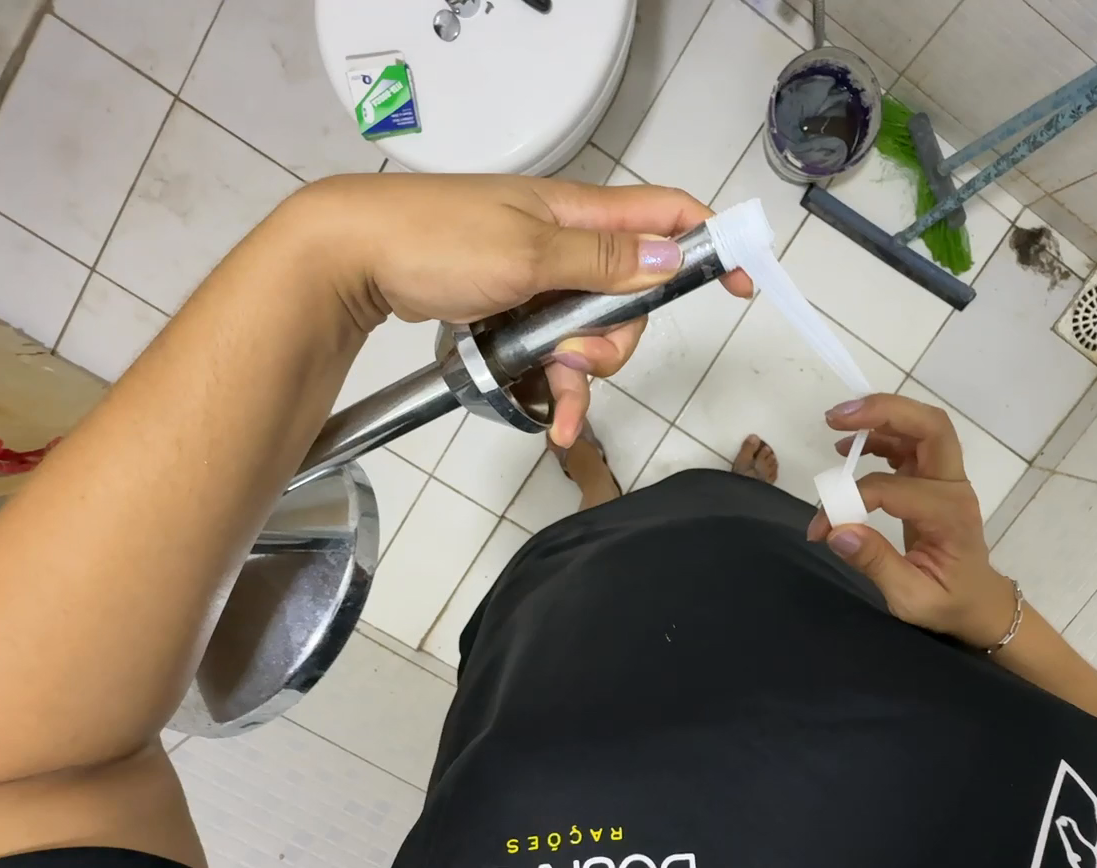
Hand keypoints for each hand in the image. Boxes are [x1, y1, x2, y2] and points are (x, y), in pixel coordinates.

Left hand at [291, 173, 751, 445]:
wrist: (357, 260)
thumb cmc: (437, 241)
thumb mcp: (529, 252)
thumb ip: (603, 260)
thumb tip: (669, 256)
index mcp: (580, 216)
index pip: (667, 217)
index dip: (711, 244)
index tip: (740, 281)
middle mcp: (570, 249)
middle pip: (634, 300)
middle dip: (618, 339)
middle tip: (579, 352)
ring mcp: (544, 286)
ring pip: (595, 338)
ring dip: (585, 373)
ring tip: (550, 384)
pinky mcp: (519, 316)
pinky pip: (556, 358)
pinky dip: (559, 390)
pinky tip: (555, 421)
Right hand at [804, 394, 1018, 647]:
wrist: (978, 603)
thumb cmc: (947, 602)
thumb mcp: (910, 597)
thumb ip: (876, 563)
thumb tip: (837, 530)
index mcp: (950, 516)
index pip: (892, 489)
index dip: (849, 501)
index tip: (819, 529)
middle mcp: (953, 487)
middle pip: (930, 426)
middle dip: (883, 412)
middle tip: (836, 418)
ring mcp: (946, 479)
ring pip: (921, 426)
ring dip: (880, 416)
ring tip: (837, 422)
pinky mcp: (933, 479)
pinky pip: (912, 440)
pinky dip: (881, 433)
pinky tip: (850, 444)